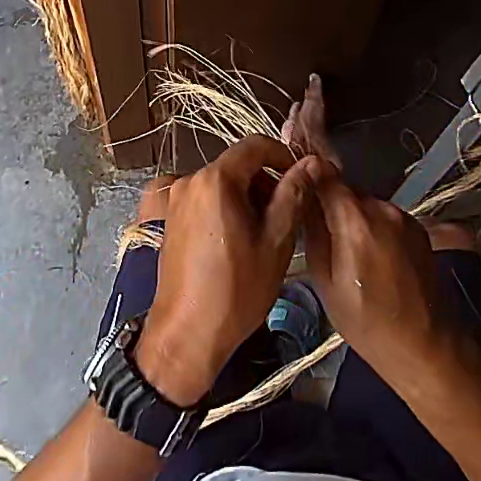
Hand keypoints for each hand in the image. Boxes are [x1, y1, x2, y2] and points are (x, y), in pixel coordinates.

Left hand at [139, 136, 318, 405]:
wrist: (186, 335)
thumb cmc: (237, 289)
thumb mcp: (276, 240)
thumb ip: (294, 194)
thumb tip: (313, 162)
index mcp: (215, 180)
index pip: (255, 145)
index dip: (284, 156)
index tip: (302, 180)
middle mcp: (189, 181)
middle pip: (238, 165)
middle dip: (266, 182)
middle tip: (287, 215)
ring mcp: (174, 200)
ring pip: (223, 183)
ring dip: (248, 197)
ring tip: (265, 233)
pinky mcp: (168, 219)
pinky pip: (205, 199)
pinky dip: (227, 208)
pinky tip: (239, 240)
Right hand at [299, 158, 456, 392]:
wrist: (421, 341)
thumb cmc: (365, 320)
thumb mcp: (324, 280)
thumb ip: (313, 230)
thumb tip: (302, 196)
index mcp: (356, 221)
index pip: (325, 176)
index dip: (309, 176)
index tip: (296, 182)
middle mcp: (383, 209)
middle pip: (347, 190)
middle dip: (331, 205)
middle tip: (322, 234)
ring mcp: (404, 217)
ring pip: (366, 204)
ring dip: (354, 217)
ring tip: (349, 252)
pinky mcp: (418, 227)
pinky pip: (385, 216)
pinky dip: (374, 227)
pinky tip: (372, 257)